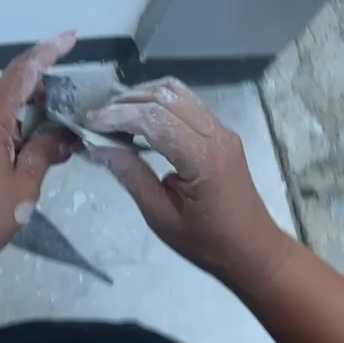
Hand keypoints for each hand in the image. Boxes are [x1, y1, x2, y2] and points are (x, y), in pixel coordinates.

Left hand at [0, 32, 80, 289]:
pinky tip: (30, 156)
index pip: (24, 71)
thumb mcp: (24, 188)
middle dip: (45, 97)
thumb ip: (45, 154)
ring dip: (30, 121)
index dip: (49, 51)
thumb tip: (63, 136)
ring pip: (2, 111)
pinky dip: (13, 133)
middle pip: (13, 90)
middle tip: (74, 118)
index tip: (72, 36)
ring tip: (57, 146)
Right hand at [82, 78, 298, 293]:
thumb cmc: (208, 243)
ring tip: (113, 116)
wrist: (254, 251)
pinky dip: (157, 102)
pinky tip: (138, 119)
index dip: (117, 116)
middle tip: (96, 118)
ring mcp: (221, 128)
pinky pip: (185, 101)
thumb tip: (97, 147)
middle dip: (124, 102)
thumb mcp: (161, 217)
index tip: (88, 123)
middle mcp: (215, 134)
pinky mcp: (220, 130)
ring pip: (175, 91)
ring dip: (141, 96)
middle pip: (163, 96)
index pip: (153, 119)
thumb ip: (131, 176)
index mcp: (203, 158)